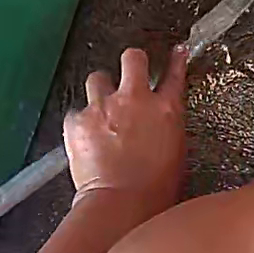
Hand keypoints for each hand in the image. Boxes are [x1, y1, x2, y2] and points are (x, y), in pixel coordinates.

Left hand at [63, 46, 188, 215]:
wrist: (123, 201)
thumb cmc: (157, 185)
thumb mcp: (176, 149)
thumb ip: (168, 124)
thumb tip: (160, 115)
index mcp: (167, 109)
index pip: (174, 74)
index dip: (176, 60)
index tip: (176, 52)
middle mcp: (136, 99)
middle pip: (132, 59)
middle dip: (132, 62)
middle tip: (131, 72)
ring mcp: (104, 107)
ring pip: (97, 78)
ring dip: (101, 89)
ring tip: (103, 107)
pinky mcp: (78, 120)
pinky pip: (76, 110)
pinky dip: (81, 120)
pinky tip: (87, 135)